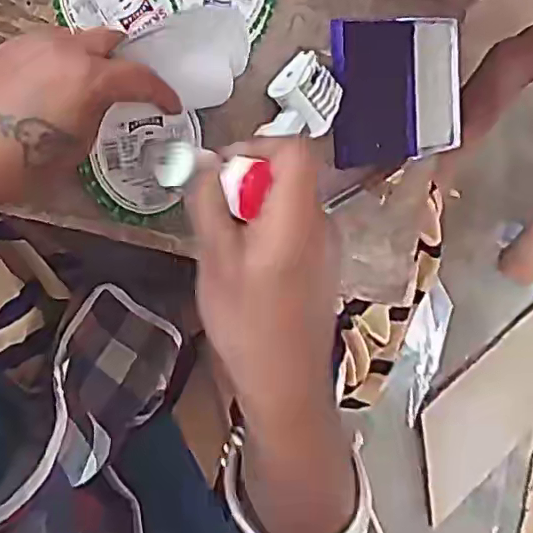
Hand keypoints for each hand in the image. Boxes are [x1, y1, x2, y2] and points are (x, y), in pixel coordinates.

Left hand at [0, 27, 179, 209]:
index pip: (140, 77)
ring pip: (78, 38)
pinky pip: (49, 44)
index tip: (171, 104)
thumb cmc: (15, 166)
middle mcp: (66, 49)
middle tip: (128, 86)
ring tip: (87, 86)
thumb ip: (96, 117)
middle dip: (125, 60)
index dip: (161, 92)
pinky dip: (62, 58)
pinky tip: (51, 85)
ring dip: (92, 57)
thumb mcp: (73, 151)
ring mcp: (34, 43)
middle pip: (110, 39)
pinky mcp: (8, 47)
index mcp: (89, 77)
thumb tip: (99, 104)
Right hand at [188, 137, 337, 420]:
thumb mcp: (215, 259)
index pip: (295, 148)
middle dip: (246, 180)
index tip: (224, 170)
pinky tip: (246, 262)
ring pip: (287, 197)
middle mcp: (321, 222)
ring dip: (253, 205)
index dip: (258, 145)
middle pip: (288, 171)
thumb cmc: (247, 325)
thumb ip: (208, 201)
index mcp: (298, 216)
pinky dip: (266, 225)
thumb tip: (205, 160)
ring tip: (226, 242)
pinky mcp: (323, 260)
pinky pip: (293, 221)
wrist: (287, 388)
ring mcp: (327, 242)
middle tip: (216, 212)